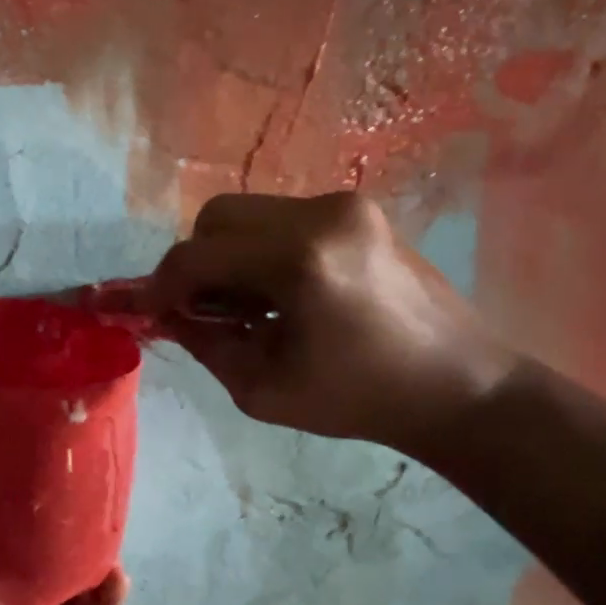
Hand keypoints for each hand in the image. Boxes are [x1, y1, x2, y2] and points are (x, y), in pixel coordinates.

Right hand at [146, 191, 517, 448]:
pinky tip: (276, 295)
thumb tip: (163, 315)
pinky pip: (279, 220)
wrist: (458, 385)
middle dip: (194, 265)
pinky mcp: (358, 210)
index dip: (159, 287)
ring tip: (245, 308)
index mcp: (300, 261)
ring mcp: (345, 205)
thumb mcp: (261, 389)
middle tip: (200, 311)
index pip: (197, 257)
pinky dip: (259, 251)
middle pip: (217, 218)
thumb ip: (203, 344)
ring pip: (246, 215)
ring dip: (227, 257)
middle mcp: (322, 215)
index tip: (147, 314)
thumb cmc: (358, 399)